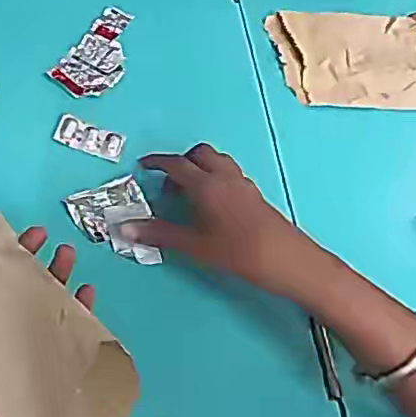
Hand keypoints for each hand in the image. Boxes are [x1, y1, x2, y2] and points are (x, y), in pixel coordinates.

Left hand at [0, 195, 95, 416]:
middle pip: (0, 276)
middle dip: (15, 250)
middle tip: (34, 231)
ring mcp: (8, 344)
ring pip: (32, 297)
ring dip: (49, 273)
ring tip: (64, 252)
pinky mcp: (33, 366)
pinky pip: (58, 333)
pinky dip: (73, 313)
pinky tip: (84, 295)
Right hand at [118, 144, 317, 298]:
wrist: (289, 262)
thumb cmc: (239, 252)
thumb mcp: (194, 245)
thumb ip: (159, 234)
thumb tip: (126, 229)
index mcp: (206, 185)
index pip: (176, 164)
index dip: (157, 163)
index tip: (144, 166)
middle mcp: (225, 177)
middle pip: (200, 154)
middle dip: (181, 161)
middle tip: (168, 181)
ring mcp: (243, 185)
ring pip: (217, 162)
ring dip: (200, 168)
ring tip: (188, 192)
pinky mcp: (254, 196)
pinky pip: (229, 175)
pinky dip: (214, 178)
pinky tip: (211, 203)